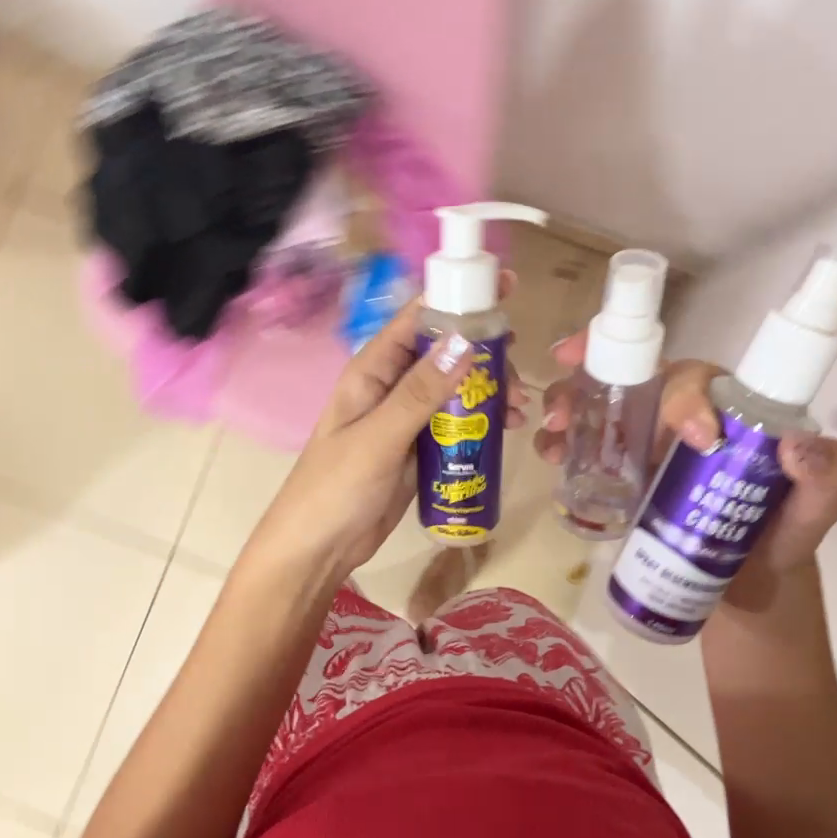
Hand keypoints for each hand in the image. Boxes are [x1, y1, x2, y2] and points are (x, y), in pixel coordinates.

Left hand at [242, 279, 528, 582]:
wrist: (318, 549)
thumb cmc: (336, 488)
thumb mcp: (379, 438)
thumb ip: (420, 392)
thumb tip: (465, 340)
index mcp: (372, 371)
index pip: (417, 319)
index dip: (458, 298)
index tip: (505, 287)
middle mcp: (390, 386)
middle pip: (444, 352)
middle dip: (484, 353)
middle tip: (518, 369)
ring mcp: (405, 419)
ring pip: (454, 389)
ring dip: (487, 391)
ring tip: (519, 409)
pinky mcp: (417, 449)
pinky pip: (455, 424)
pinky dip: (481, 422)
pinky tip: (507, 431)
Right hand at [535, 331, 836, 600]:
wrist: (744, 584)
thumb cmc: (780, 532)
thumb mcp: (819, 505)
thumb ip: (830, 475)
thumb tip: (795, 448)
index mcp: (722, 407)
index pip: (697, 380)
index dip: (686, 395)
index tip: (697, 437)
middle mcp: (676, 414)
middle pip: (633, 375)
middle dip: (598, 371)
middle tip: (575, 403)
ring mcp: (642, 442)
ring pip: (598, 399)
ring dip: (568, 400)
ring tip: (553, 430)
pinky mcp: (616, 472)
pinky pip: (581, 443)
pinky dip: (559, 441)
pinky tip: (551, 456)